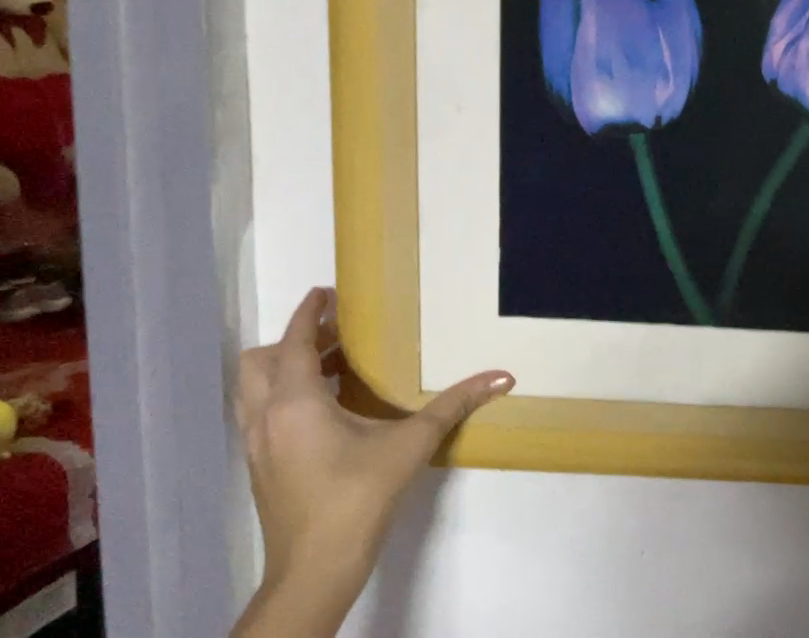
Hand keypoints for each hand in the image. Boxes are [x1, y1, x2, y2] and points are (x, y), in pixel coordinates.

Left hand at [232, 288, 511, 635]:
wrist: (316, 564)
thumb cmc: (360, 493)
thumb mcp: (414, 442)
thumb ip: (456, 404)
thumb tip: (504, 376)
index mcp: (295, 403)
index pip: (295, 343)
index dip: (309, 314)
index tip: (328, 292)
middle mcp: (266, 418)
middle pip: (260, 362)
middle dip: (296, 341)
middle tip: (341, 334)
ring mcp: (258, 445)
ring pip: (255, 389)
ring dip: (289, 369)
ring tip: (337, 365)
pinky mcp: (262, 466)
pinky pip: (264, 413)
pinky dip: (288, 395)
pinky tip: (330, 408)